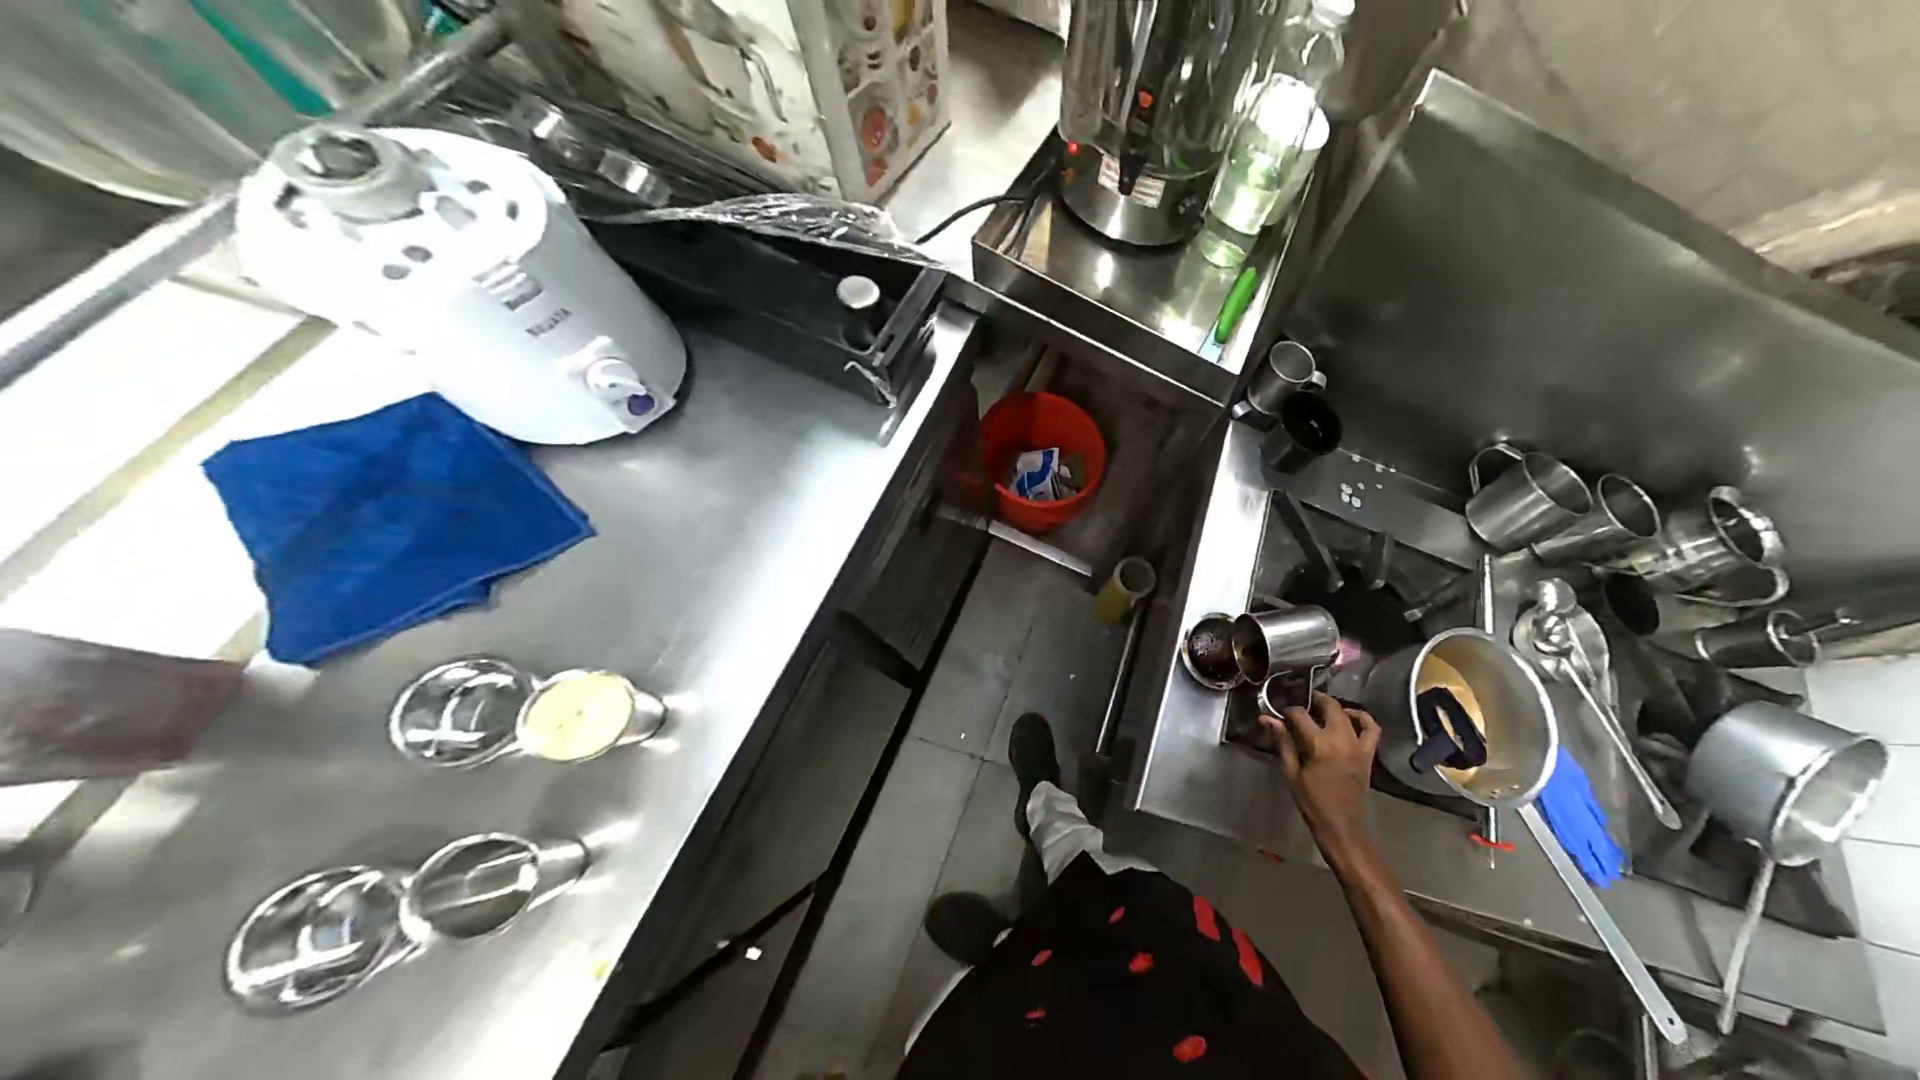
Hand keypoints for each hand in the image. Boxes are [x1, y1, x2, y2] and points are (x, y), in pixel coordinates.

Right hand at [1261, 691, 1380, 858]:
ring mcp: (1359, 746)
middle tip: (1301, 703)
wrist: (1342, 826)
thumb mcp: (1291, 772)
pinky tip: (1349, 719)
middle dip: (1314, 700)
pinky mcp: (1368, 754)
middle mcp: (1342, 740)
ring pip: (1351, 714)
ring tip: (1322, 708)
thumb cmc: (1312, 802)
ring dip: (1336, 707)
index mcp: (1319, 745)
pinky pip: (1372, 729)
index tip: (1279, 715)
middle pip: (1330, 707)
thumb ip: (1282, 742)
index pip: (1300, 715)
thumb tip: (1267, 719)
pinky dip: (1362, 719)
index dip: (1287, 711)